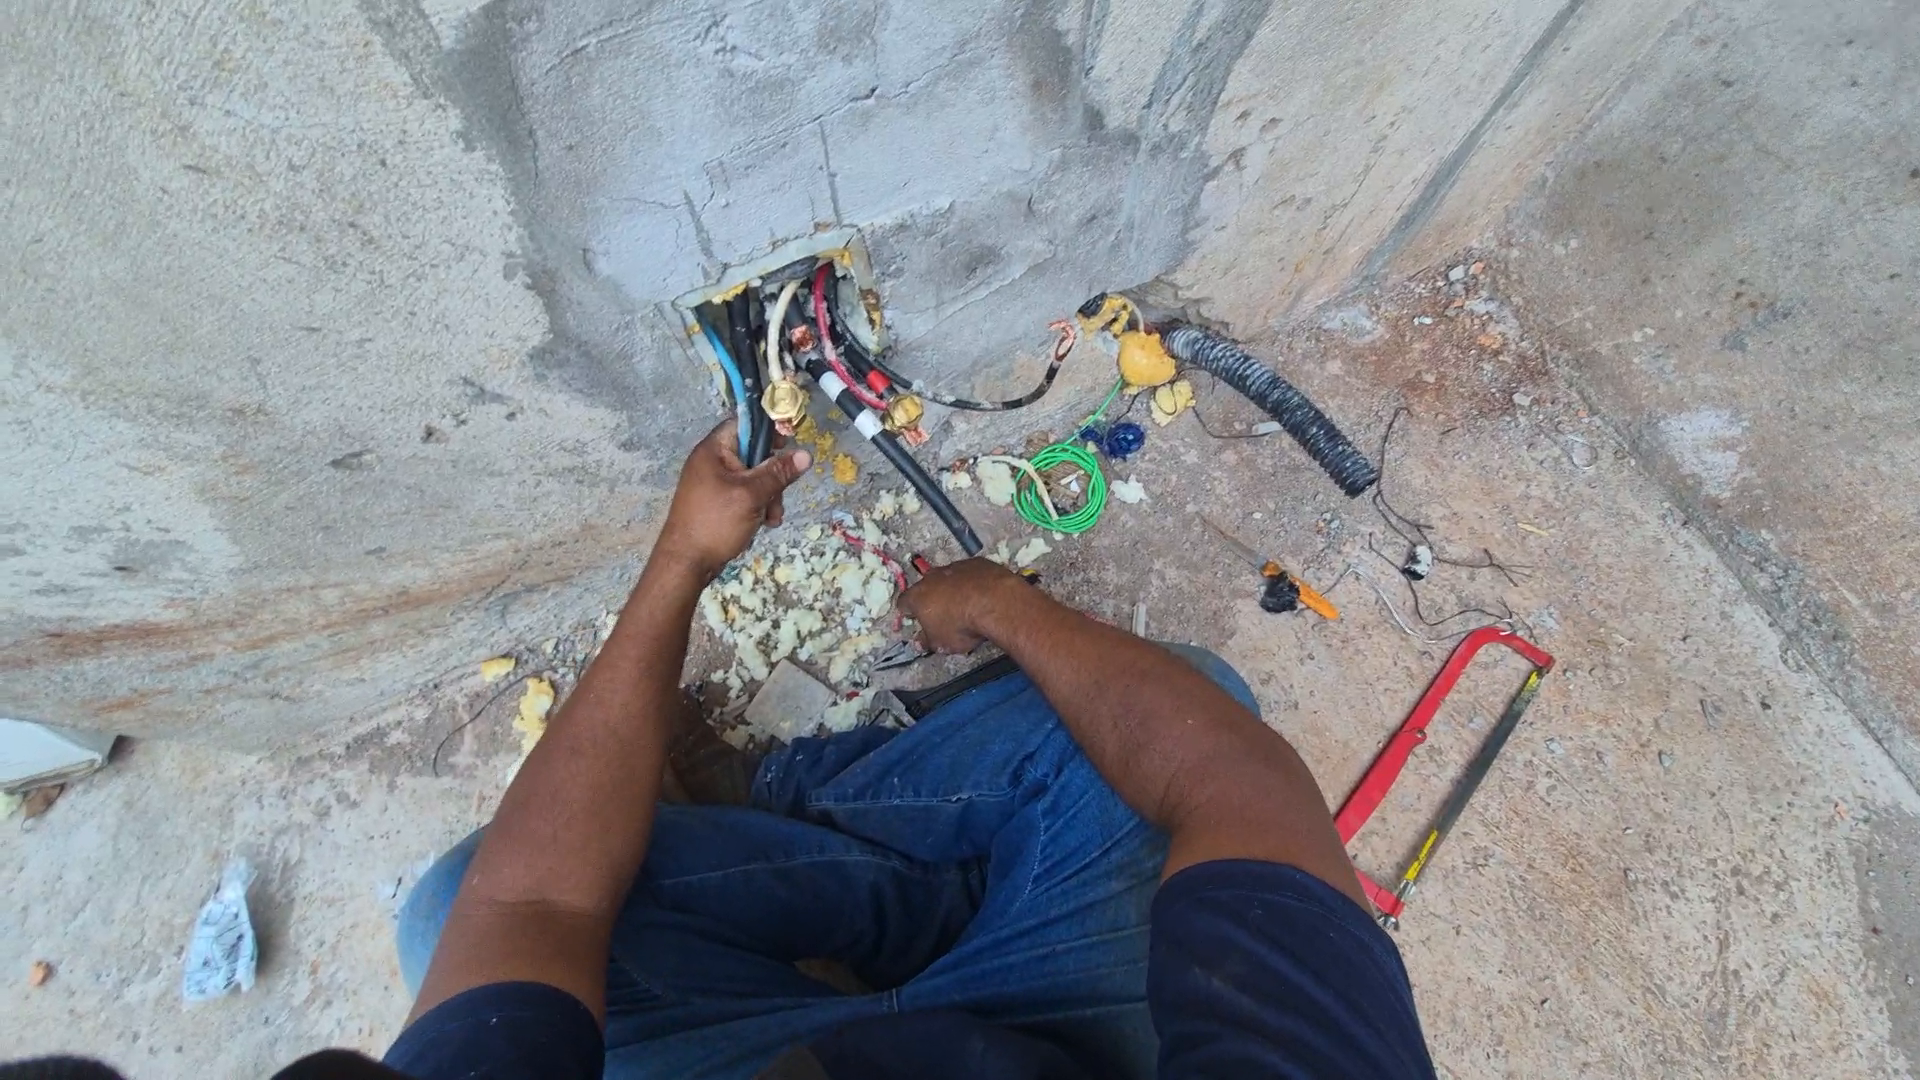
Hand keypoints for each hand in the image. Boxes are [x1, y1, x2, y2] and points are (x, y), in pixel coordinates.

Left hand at [655, 421, 810, 578]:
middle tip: (779, 495)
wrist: (686, 563)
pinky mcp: (720, 502)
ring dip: (769, 497)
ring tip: (771, 518)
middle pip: (754, 455)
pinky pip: (747, 495)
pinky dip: (759, 507)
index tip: (788, 444)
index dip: (768, 430)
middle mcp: (713, 462)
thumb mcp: (752, 495)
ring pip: (754, 478)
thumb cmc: (715, 522)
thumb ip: (779, 473)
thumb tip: (806, 454)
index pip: (743, 424)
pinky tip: (764, 524)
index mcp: (713, 450)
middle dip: (772, 476)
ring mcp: (716, 483)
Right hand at [897, 557, 1029, 652]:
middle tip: (942, 614)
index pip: (903, 602)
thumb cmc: (961, 626)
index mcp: (917, 597)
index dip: (907, 612)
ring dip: (953, 589)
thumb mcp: (940, 642)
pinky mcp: (977, 563)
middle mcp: (932, 577)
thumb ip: (926, 641)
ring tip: (966, 605)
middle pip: (926, 587)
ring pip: (948, 578)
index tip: (915, 619)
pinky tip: (982, 594)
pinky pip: (969, 573)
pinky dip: (972, 582)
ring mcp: (955, 567)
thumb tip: (918, 642)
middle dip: (932, 599)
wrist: (994, 602)